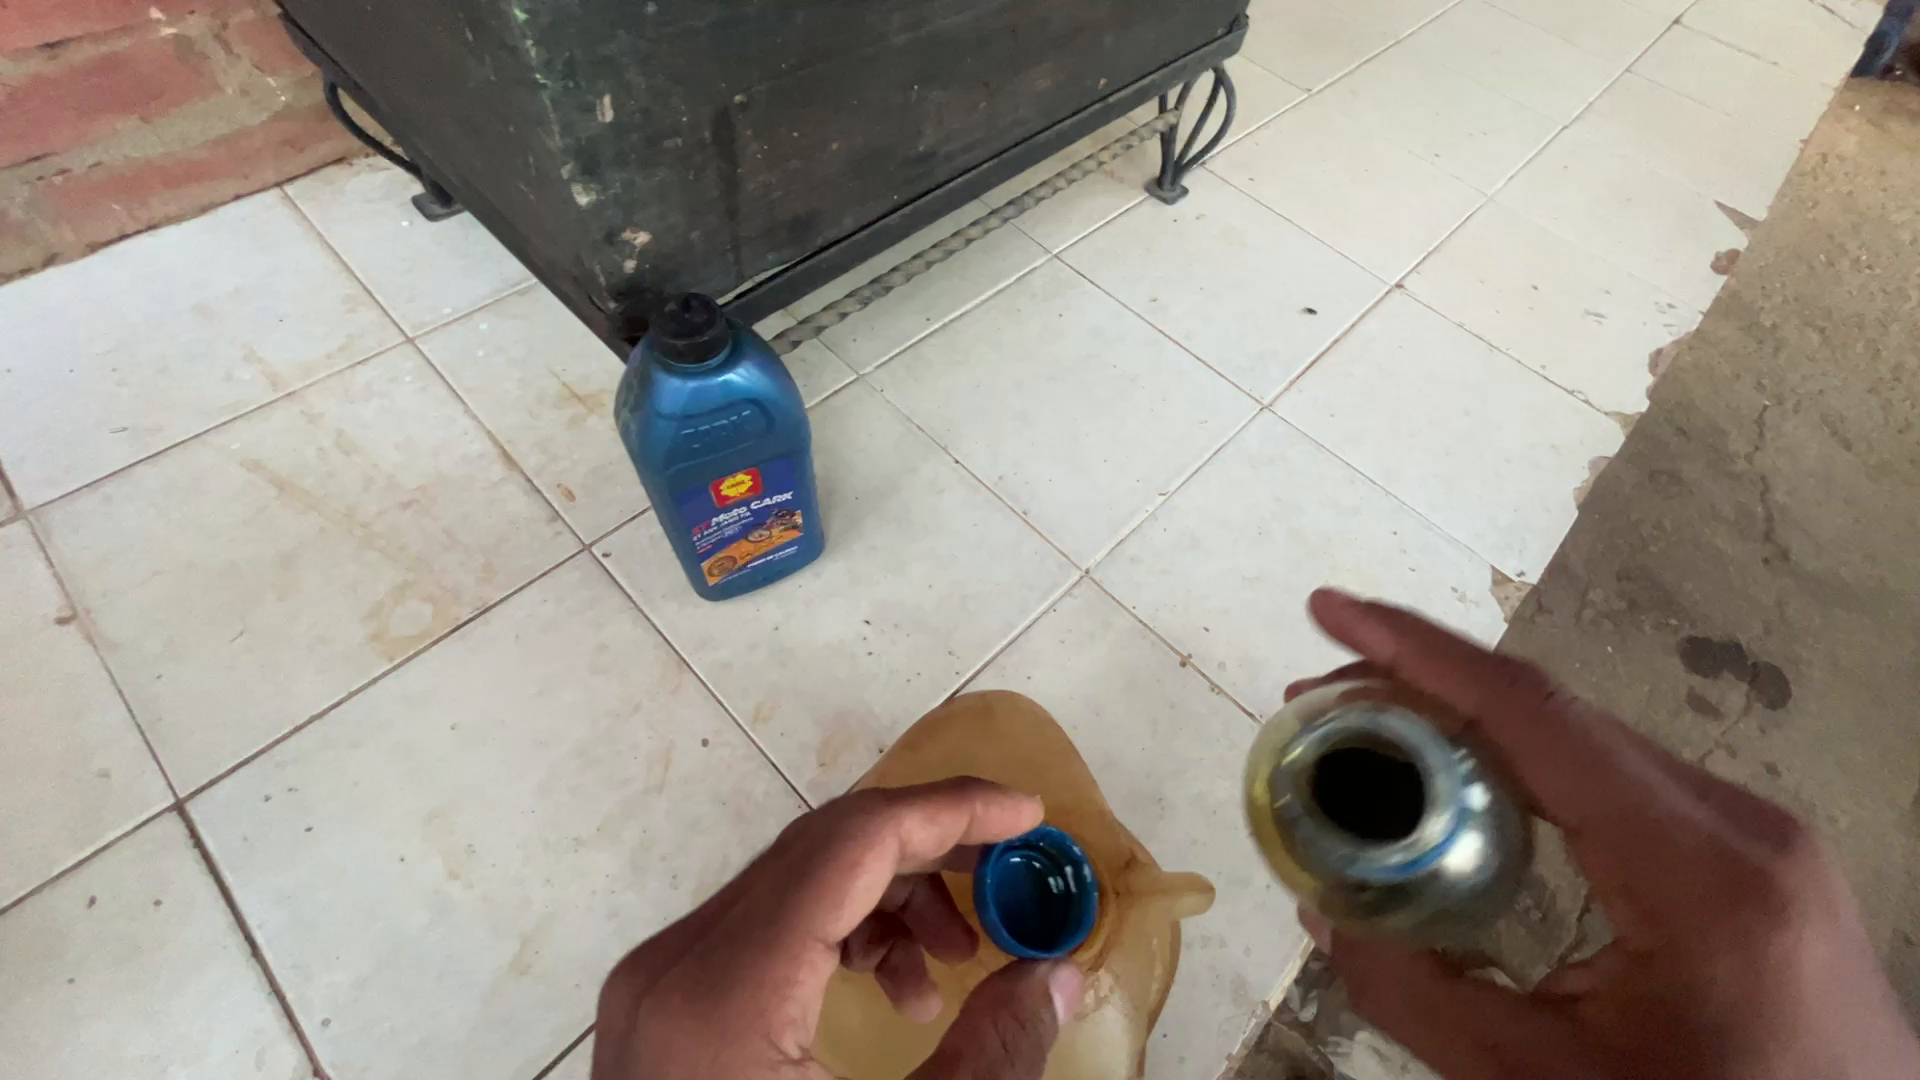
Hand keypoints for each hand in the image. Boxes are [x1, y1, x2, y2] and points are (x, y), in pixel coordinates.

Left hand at [592, 778, 1084, 1079]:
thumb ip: (988, 1058)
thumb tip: (1057, 974)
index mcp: (729, 989)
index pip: (855, 839)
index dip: (952, 810)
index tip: (1027, 814)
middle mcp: (682, 956)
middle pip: (829, 843)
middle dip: (933, 846)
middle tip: (1009, 874)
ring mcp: (668, 971)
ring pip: (804, 874)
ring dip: (894, 893)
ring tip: (955, 957)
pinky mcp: (673, 994)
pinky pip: (778, 918)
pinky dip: (851, 929)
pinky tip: (897, 988)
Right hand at [1288, 589, 1919, 1079]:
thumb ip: (1415, 994)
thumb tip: (1317, 908)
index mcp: (1698, 872)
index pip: (1530, 714)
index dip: (1417, 650)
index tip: (1330, 610)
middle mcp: (1731, 820)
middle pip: (1539, 708)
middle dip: (1411, 680)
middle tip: (1313, 699)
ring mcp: (1738, 823)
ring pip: (1561, 728)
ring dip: (1449, 710)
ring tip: (1356, 725)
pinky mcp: (1729, 840)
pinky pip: (1587, 763)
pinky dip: (1496, 745)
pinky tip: (1443, 764)